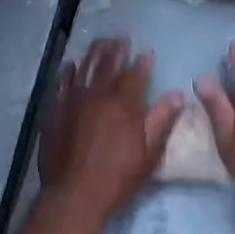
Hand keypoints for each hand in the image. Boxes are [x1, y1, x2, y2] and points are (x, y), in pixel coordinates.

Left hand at [39, 38, 180, 226]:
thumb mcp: (149, 154)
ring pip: (85, 68)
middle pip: (109, 65)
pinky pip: (63, 82)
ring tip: (100, 43)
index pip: (136, 74)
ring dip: (94, 54)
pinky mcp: (57, 109)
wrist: (74, 195)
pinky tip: (72, 64)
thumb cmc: (117, 178)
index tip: (146, 53)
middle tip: (121, 39)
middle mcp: (99, 94)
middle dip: (117, 50)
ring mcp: (74, 100)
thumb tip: (177, 95)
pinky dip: (69, 71)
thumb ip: (162, 120)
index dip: (142, 62)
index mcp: (125, 104)